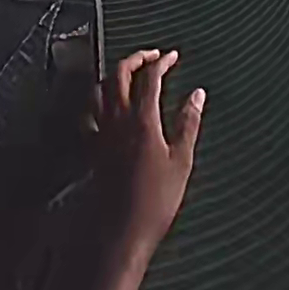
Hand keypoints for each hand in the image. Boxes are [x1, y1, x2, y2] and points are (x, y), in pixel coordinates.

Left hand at [92, 49, 205, 254]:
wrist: (119, 234)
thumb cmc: (155, 201)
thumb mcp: (181, 162)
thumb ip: (188, 123)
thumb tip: (197, 94)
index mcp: (142, 119)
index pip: (150, 78)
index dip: (161, 61)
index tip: (172, 56)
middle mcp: (117, 119)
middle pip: (119, 74)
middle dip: (136, 58)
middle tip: (152, 56)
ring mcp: (101, 132)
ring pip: (102, 89)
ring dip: (116, 75)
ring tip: (130, 74)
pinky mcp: (92, 148)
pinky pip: (91, 113)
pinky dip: (100, 101)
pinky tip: (107, 106)